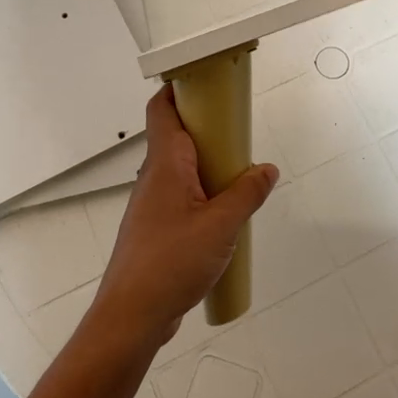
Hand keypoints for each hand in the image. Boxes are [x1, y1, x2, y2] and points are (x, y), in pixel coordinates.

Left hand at [89, 85, 278, 347]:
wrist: (131, 316)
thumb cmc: (172, 261)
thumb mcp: (222, 226)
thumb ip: (247, 194)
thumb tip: (266, 170)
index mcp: (165, 165)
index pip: (162, 110)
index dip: (179, 89)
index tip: (205, 80)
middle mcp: (153, 179)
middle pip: (174, 139)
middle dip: (206, 131)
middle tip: (238, 134)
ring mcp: (150, 207)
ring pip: (179, 172)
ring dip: (205, 168)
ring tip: (237, 178)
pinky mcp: (152, 233)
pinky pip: (179, 200)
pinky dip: (200, 196)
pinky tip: (221, 219)